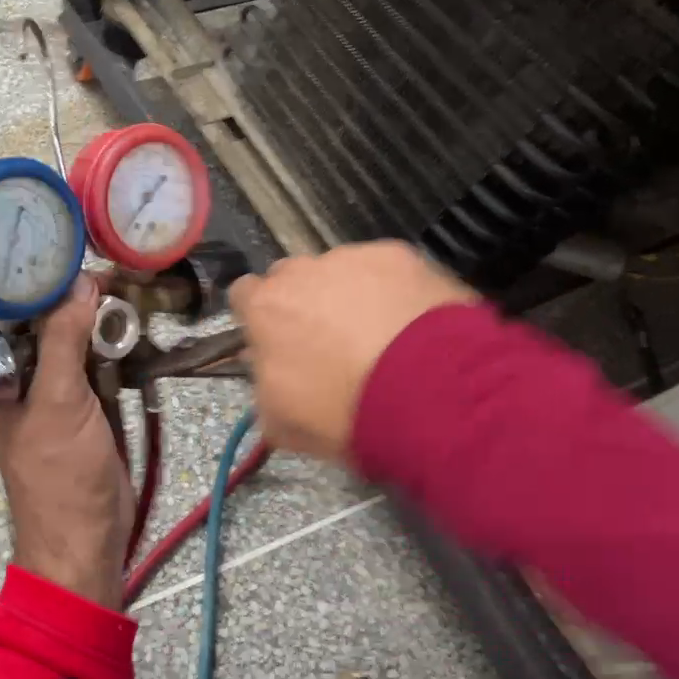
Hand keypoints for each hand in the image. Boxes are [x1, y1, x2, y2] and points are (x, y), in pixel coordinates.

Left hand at [0, 273, 131, 608]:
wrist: (87, 544)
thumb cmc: (60, 474)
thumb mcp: (58, 401)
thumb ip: (63, 339)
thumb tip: (79, 282)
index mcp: (0, 372)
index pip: (14, 312)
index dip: (42, 282)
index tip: (75, 251)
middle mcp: (23, 375)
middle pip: (49, 322)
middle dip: (79, 296)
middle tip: (114, 264)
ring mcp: (57, 391)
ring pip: (78, 341)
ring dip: (102, 318)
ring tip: (130, 284)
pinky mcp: (88, 406)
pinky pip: (99, 365)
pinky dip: (117, 346)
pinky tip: (136, 322)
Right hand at [229, 241, 478, 459]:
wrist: (435, 393)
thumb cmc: (346, 410)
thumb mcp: (283, 422)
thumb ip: (261, 388)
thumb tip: (263, 371)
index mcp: (265, 307)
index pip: (243, 295)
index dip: (261, 317)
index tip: (280, 342)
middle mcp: (300, 271)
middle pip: (291, 278)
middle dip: (304, 303)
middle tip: (332, 342)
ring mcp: (351, 258)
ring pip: (339, 271)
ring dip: (350, 296)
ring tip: (384, 336)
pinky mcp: (399, 255)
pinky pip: (386, 269)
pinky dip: (392, 289)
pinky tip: (412, 322)